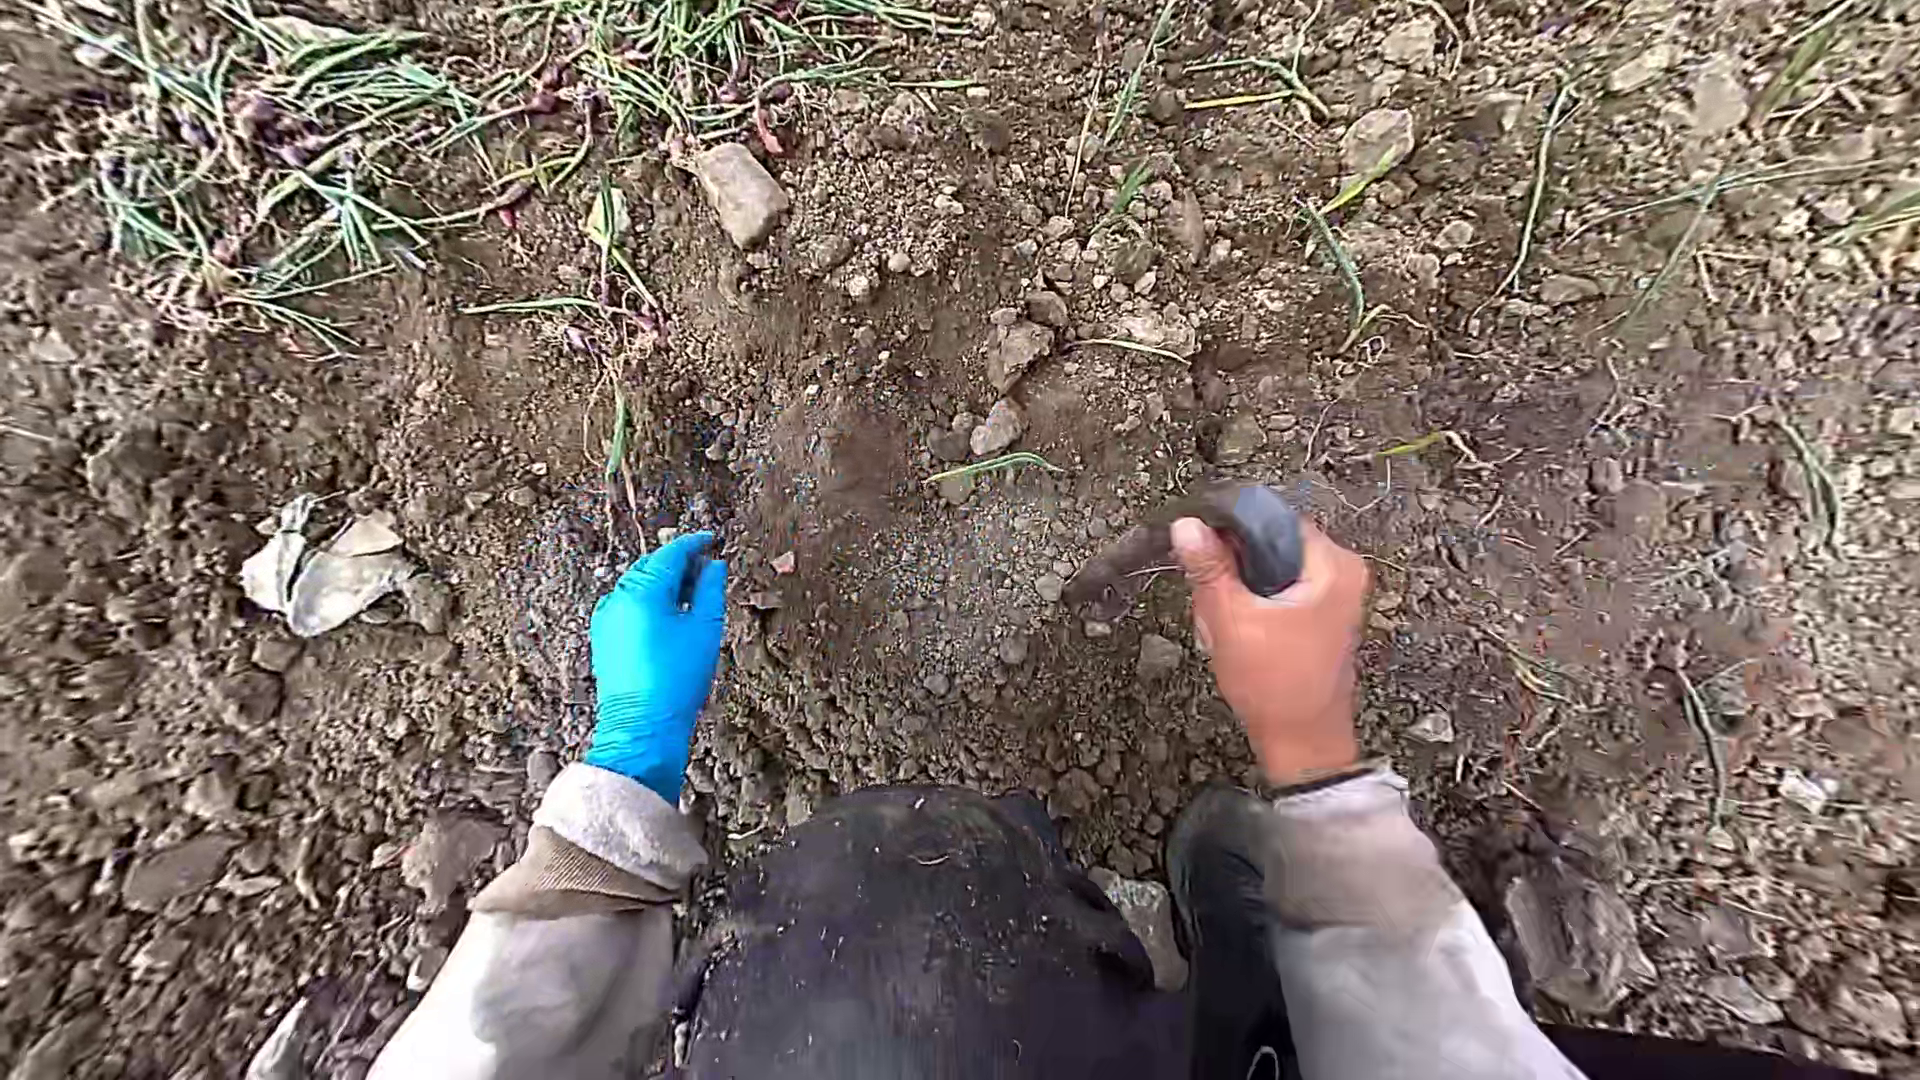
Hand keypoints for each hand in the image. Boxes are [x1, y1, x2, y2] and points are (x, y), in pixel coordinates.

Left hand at [586, 532, 727, 800]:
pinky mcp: (605, 636)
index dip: (693, 543)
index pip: (669, 554)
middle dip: (678, 561)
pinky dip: (652, 599)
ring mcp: (607, 618)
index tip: (712, 539)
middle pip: (650, 566)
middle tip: (707, 564)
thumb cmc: (678, 677)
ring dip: (665, 581)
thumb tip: (714, 565)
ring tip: (694, 591)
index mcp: (641, 592)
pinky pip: (630, 604)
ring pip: (639, 585)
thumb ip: (711, 589)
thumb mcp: (705, 627)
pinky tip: (672, 613)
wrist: (643, 725)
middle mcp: (617, 599)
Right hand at [1171, 515, 1369, 784]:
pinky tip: (1236, 626)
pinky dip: (1249, 598)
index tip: (1199, 548)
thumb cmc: (1273, 684)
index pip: (1270, 519)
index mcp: (1331, 565)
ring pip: (1265, 564)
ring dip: (1236, 585)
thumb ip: (1208, 567)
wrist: (1299, 739)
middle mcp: (1340, 571)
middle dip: (1231, 566)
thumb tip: (1187, 524)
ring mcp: (1331, 591)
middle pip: (1267, 541)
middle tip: (1213, 597)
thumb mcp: (1230, 618)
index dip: (1228, 530)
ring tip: (1225, 618)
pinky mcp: (1318, 609)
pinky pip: (1273, 584)